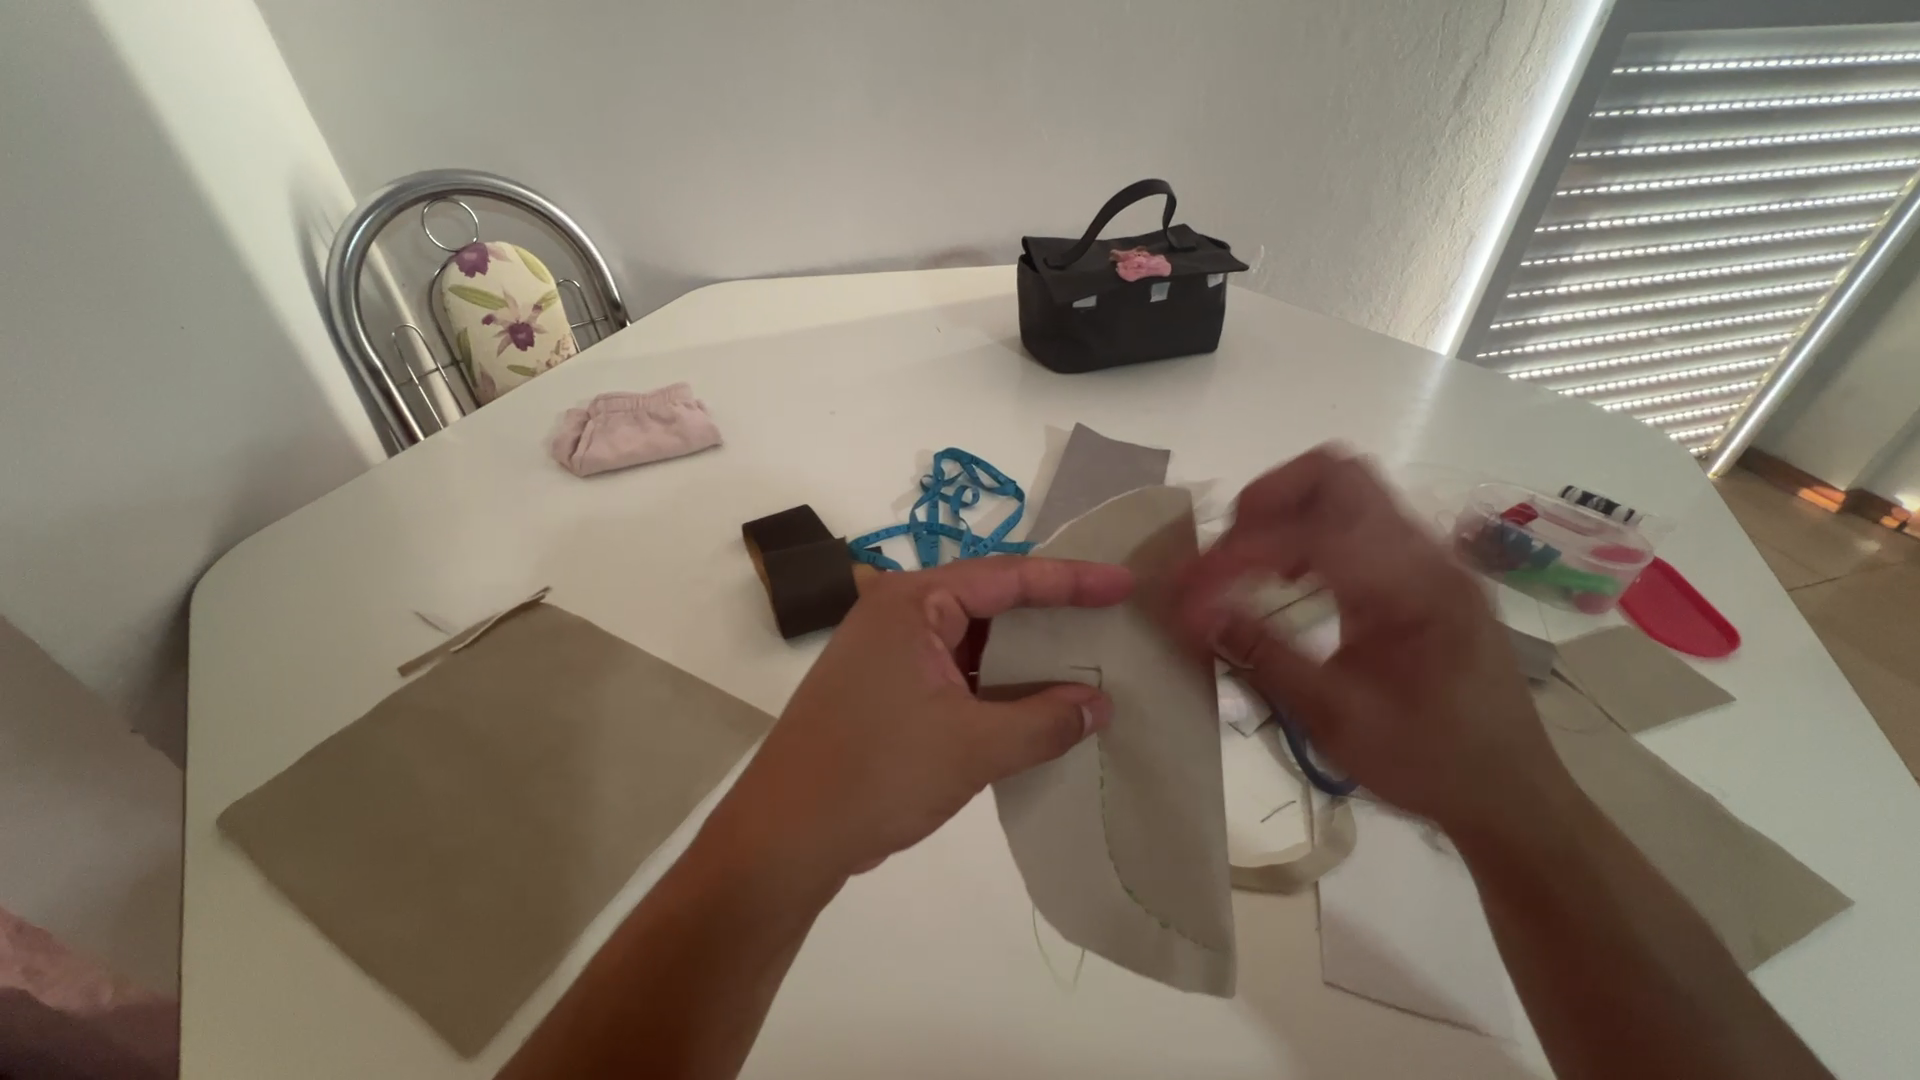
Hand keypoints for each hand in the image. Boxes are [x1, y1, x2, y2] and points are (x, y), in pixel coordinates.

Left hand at [722, 556, 1132, 883]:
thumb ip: (1044, 721)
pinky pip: (954, 673)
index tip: (1125, 586)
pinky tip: (1035, 707)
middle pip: (990, 602)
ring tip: (1087, 665)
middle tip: (1112, 622)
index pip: (1007, 576)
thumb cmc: (877, 774)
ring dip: (1024, 658)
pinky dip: (995, 687)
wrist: (784, 838)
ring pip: (973, 642)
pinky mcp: (884, 690)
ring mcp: (887, 653)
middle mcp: (897, 614)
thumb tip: (1099, 705)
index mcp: (912, 602)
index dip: (1072, 581)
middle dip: (1051, 616)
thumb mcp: (973, 747)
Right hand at [1171, 447, 1570, 837]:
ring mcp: (1430, 557)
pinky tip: (1286, 579)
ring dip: (1283, 514)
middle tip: (1224, 556)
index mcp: (1411, 589)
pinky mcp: (1424, 571)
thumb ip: (1261, 655)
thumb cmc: (1430, 763)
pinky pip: (1357, 521)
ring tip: (1244, 568)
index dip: (1235, 556)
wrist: (1514, 794)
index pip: (1306, 533)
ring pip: (1345, 489)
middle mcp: (1426, 554)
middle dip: (1263, 504)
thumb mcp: (1336, 720)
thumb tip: (1192, 615)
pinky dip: (1307, 533)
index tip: (1188, 596)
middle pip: (1333, 475)